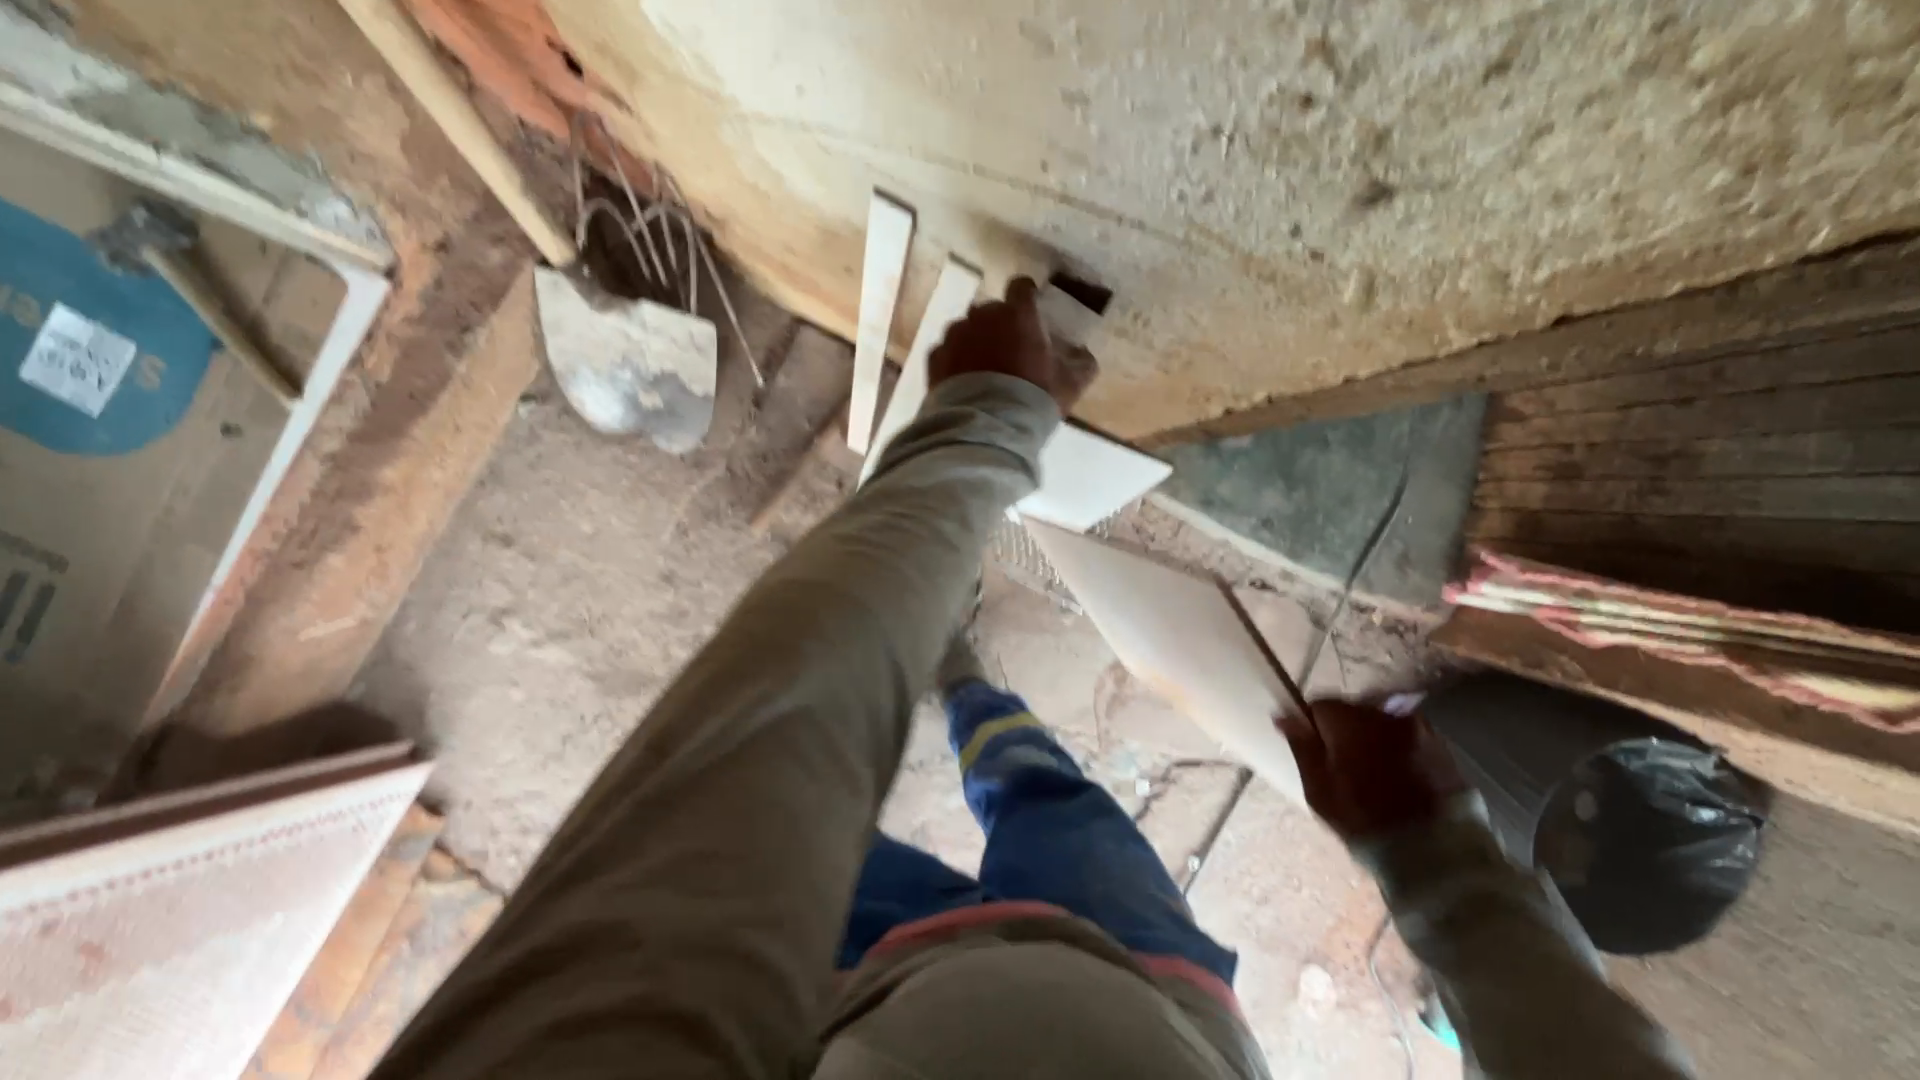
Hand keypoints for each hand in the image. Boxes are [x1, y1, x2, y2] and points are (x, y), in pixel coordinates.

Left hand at [928, 276, 1097, 412]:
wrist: (985, 430)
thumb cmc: (1032, 400)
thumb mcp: (1070, 385)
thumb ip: (1082, 364)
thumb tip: (1085, 355)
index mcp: (1017, 314)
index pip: (1021, 287)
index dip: (1028, 296)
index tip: (1032, 309)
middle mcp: (982, 315)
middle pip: (992, 310)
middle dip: (1000, 325)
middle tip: (1010, 351)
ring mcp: (954, 335)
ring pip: (967, 329)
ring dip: (975, 341)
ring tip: (984, 370)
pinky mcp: (934, 358)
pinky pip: (947, 351)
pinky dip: (955, 361)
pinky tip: (964, 382)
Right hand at [1277, 699, 1469, 841]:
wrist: (1435, 852)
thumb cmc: (1365, 821)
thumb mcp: (1320, 790)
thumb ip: (1302, 747)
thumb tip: (1283, 716)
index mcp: (1350, 722)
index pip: (1320, 705)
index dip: (1313, 727)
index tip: (1317, 753)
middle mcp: (1385, 715)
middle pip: (1353, 711)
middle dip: (1344, 731)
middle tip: (1344, 768)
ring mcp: (1419, 729)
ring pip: (1381, 723)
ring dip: (1373, 740)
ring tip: (1375, 775)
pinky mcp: (1443, 746)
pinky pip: (1408, 738)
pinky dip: (1398, 750)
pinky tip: (1399, 779)